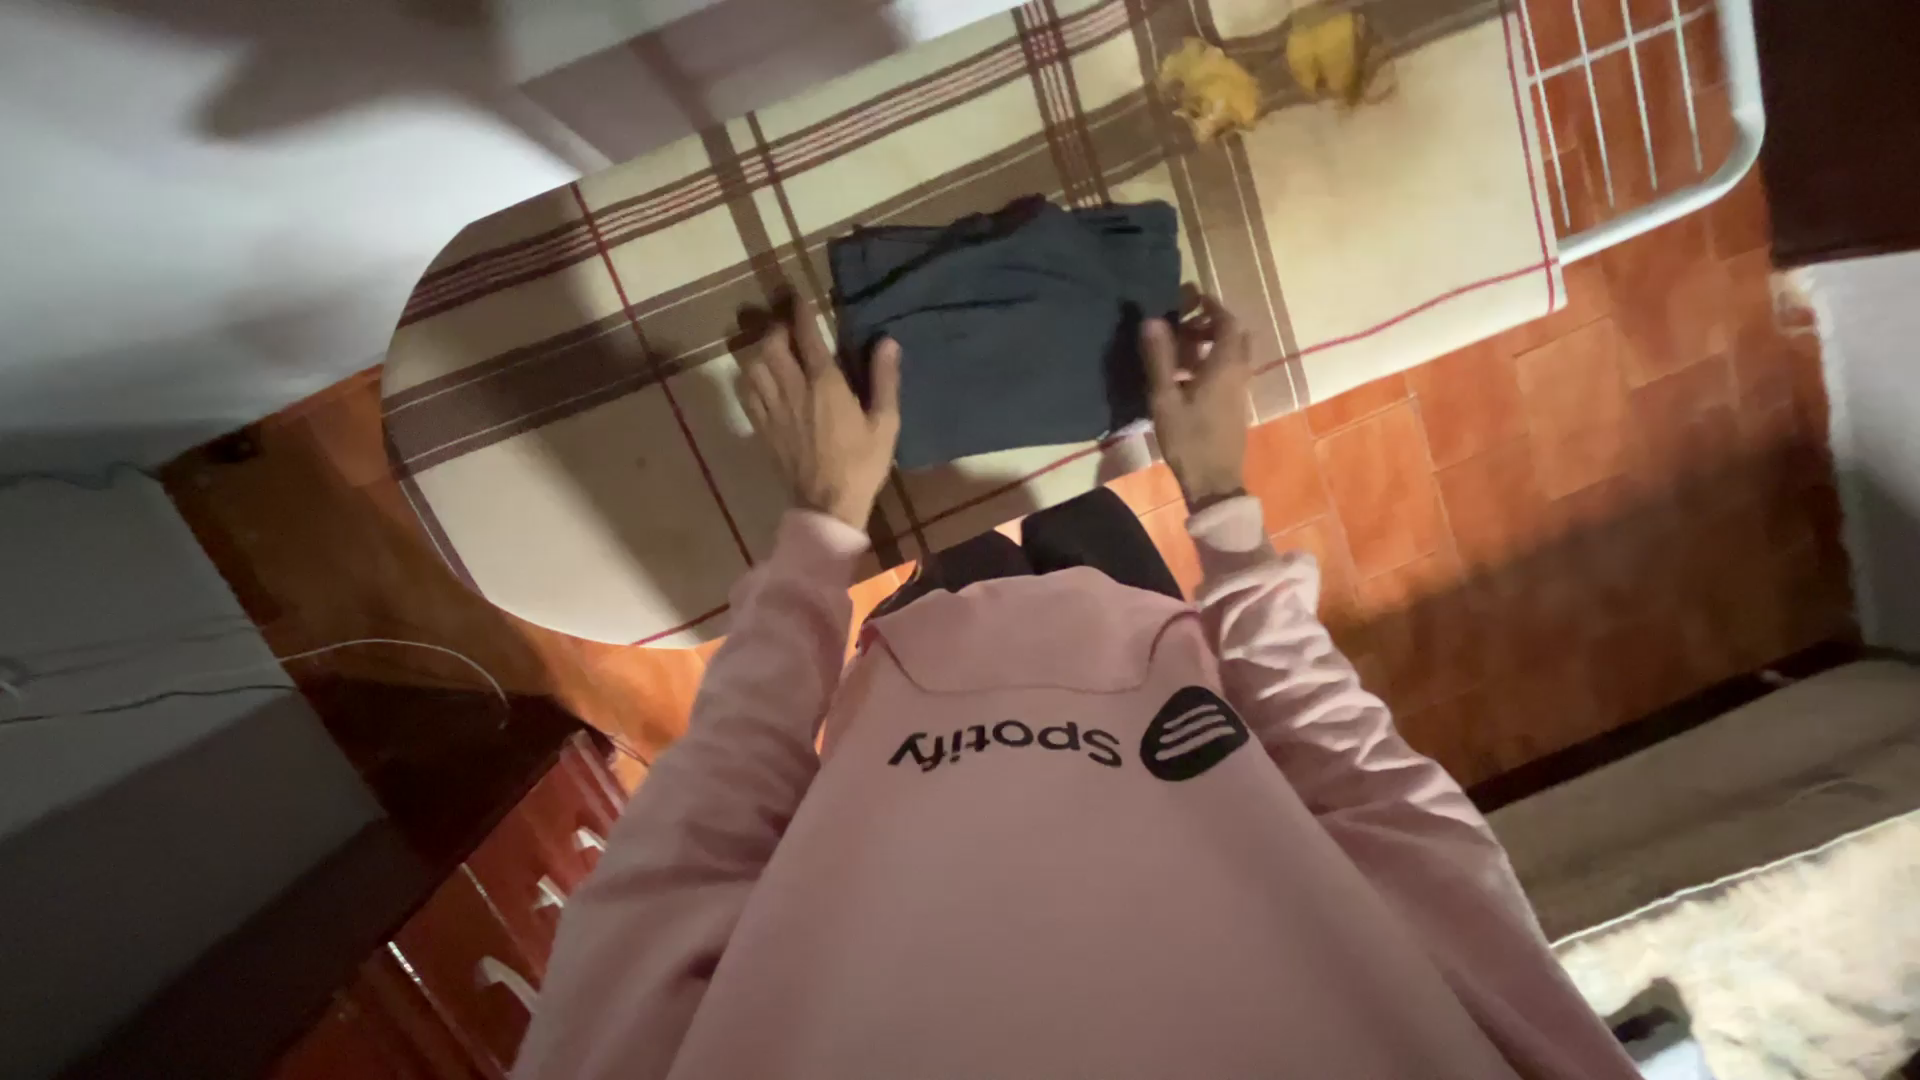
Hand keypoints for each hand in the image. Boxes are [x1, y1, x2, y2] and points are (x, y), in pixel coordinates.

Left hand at [740, 297, 901, 529]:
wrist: (828, 504)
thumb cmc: (862, 465)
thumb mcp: (885, 424)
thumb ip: (885, 380)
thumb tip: (888, 342)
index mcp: (825, 385)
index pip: (807, 337)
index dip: (801, 313)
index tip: (799, 297)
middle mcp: (793, 390)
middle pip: (772, 346)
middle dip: (777, 329)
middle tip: (787, 326)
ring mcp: (773, 410)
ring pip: (754, 367)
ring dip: (762, 352)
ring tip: (773, 351)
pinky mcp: (763, 429)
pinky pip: (749, 394)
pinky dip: (752, 379)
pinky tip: (762, 380)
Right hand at [1141, 297, 1251, 509]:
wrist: (1214, 481)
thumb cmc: (1188, 439)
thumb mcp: (1165, 398)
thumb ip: (1159, 358)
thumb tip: (1151, 319)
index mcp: (1225, 365)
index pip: (1227, 321)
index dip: (1210, 306)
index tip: (1190, 298)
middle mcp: (1239, 372)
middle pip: (1235, 335)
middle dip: (1212, 324)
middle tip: (1185, 325)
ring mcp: (1240, 390)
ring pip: (1232, 355)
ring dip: (1211, 345)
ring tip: (1180, 351)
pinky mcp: (1235, 406)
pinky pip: (1228, 372)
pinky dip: (1212, 363)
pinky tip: (1186, 379)